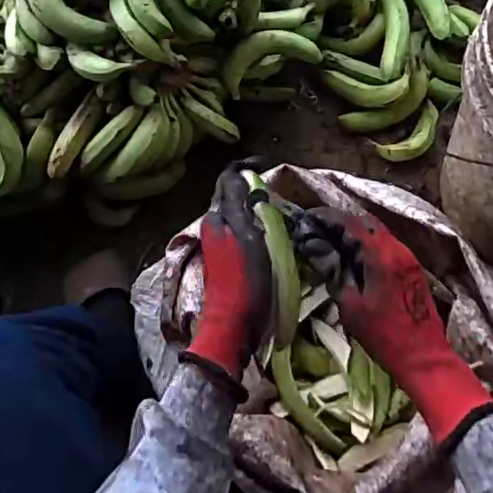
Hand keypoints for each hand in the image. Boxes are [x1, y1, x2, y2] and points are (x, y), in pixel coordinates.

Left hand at [183, 161, 273, 389]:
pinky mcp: (226, 260)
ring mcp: (218, 244)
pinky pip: (241, 231)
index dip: (246, 168)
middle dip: (252, 187)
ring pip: (237, 214)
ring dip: (254, 207)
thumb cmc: (243, 280)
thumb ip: (241, 205)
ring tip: (279, 208)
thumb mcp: (248, 237)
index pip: (228, 179)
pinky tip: (270, 233)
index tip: (268, 164)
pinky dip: (255, 225)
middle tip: (279, 189)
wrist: (231, 327)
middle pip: (232, 196)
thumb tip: (241, 175)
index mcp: (217, 216)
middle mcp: (213, 226)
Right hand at [293, 205, 492, 446]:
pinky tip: (353, 256)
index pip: (350, 224)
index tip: (308, 219)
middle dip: (340, 223)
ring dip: (354, 234)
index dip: (327, 218)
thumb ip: (333, 270)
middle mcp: (398, 249)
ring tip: (332, 241)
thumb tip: (312, 245)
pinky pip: (386, 246)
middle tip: (318, 229)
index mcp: (382, 256)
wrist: (425, 359)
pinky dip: (367, 245)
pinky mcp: (412, 268)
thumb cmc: (384, 335)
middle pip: (365, 224)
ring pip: (377, 234)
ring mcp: (408, 258)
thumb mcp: (350, 304)